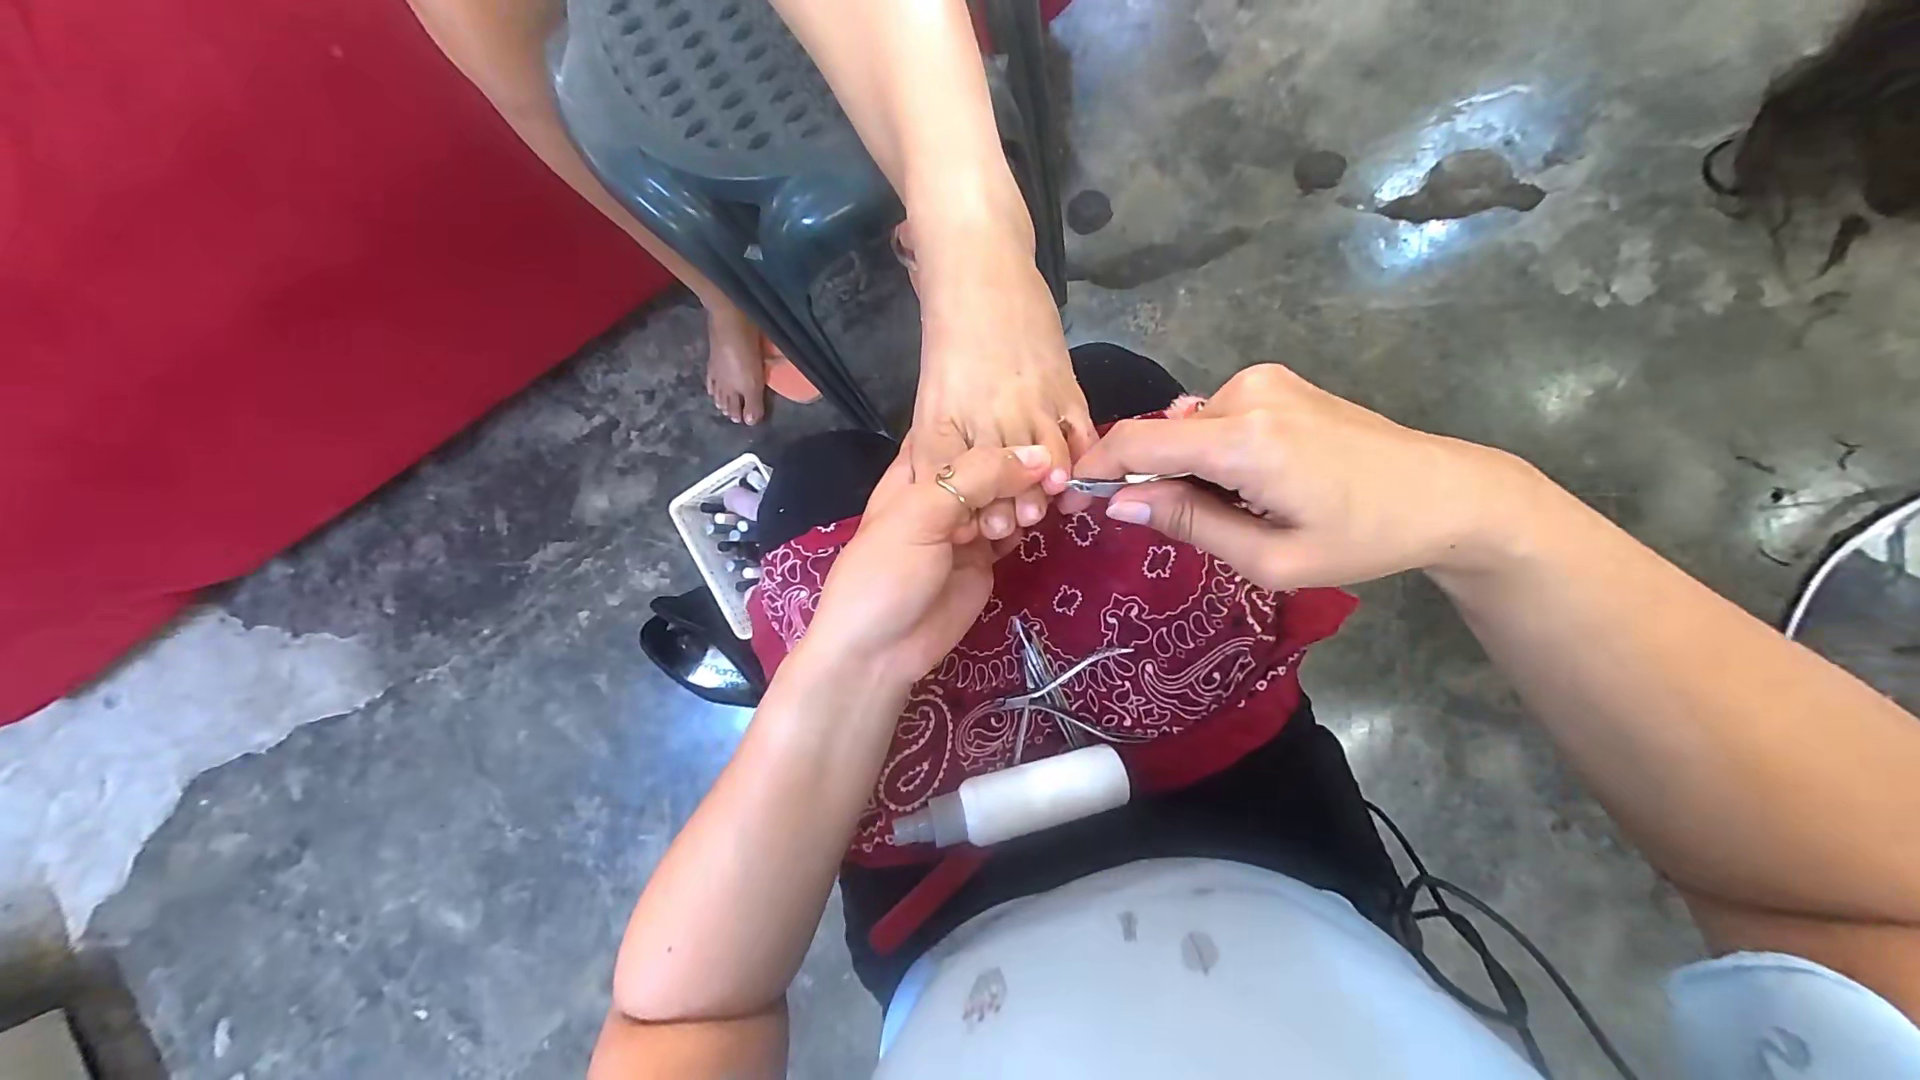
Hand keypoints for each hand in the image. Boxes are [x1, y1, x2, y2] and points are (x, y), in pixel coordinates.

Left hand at [801, 443, 1053, 688]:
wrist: (880, 651)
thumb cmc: (886, 573)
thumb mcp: (922, 514)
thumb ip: (976, 478)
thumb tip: (1040, 456)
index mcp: (916, 471)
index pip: (960, 430)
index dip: (994, 425)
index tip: (1030, 423)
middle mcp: (943, 493)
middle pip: (990, 463)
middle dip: (1015, 468)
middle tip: (1036, 483)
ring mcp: (966, 526)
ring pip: (1006, 495)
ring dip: (1024, 497)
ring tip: (1030, 511)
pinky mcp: (985, 558)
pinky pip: (1013, 529)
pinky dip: (1027, 524)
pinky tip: (1037, 521)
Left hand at [905, 239, 1089, 541]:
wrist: (980, 272)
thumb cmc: (949, 337)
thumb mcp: (930, 400)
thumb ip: (939, 448)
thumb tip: (950, 492)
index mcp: (942, 422)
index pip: (950, 483)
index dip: (963, 510)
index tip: (973, 531)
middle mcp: (986, 417)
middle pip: (1000, 479)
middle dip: (1007, 509)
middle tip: (1013, 525)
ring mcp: (1030, 402)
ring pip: (1042, 463)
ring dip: (1044, 492)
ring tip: (1045, 508)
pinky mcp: (1065, 387)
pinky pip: (1079, 436)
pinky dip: (1081, 462)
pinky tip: (1077, 480)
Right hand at [1065, 364, 1536, 589]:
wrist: (1448, 492)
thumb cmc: (1362, 539)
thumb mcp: (1269, 558)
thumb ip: (1188, 523)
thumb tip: (1118, 503)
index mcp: (1247, 441)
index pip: (1137, 443)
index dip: (1095, 469)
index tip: (1071, 499)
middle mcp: (1246, 393)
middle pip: (1158, 437)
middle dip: (1146, 478)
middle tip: (1171, 525)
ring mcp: (1261, 380)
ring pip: (1183, 430)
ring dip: (1184, 469)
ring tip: (1233, 506)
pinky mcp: (1272, 380)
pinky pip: (1209, 418)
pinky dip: (1207, 452)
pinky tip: (1247, 479)